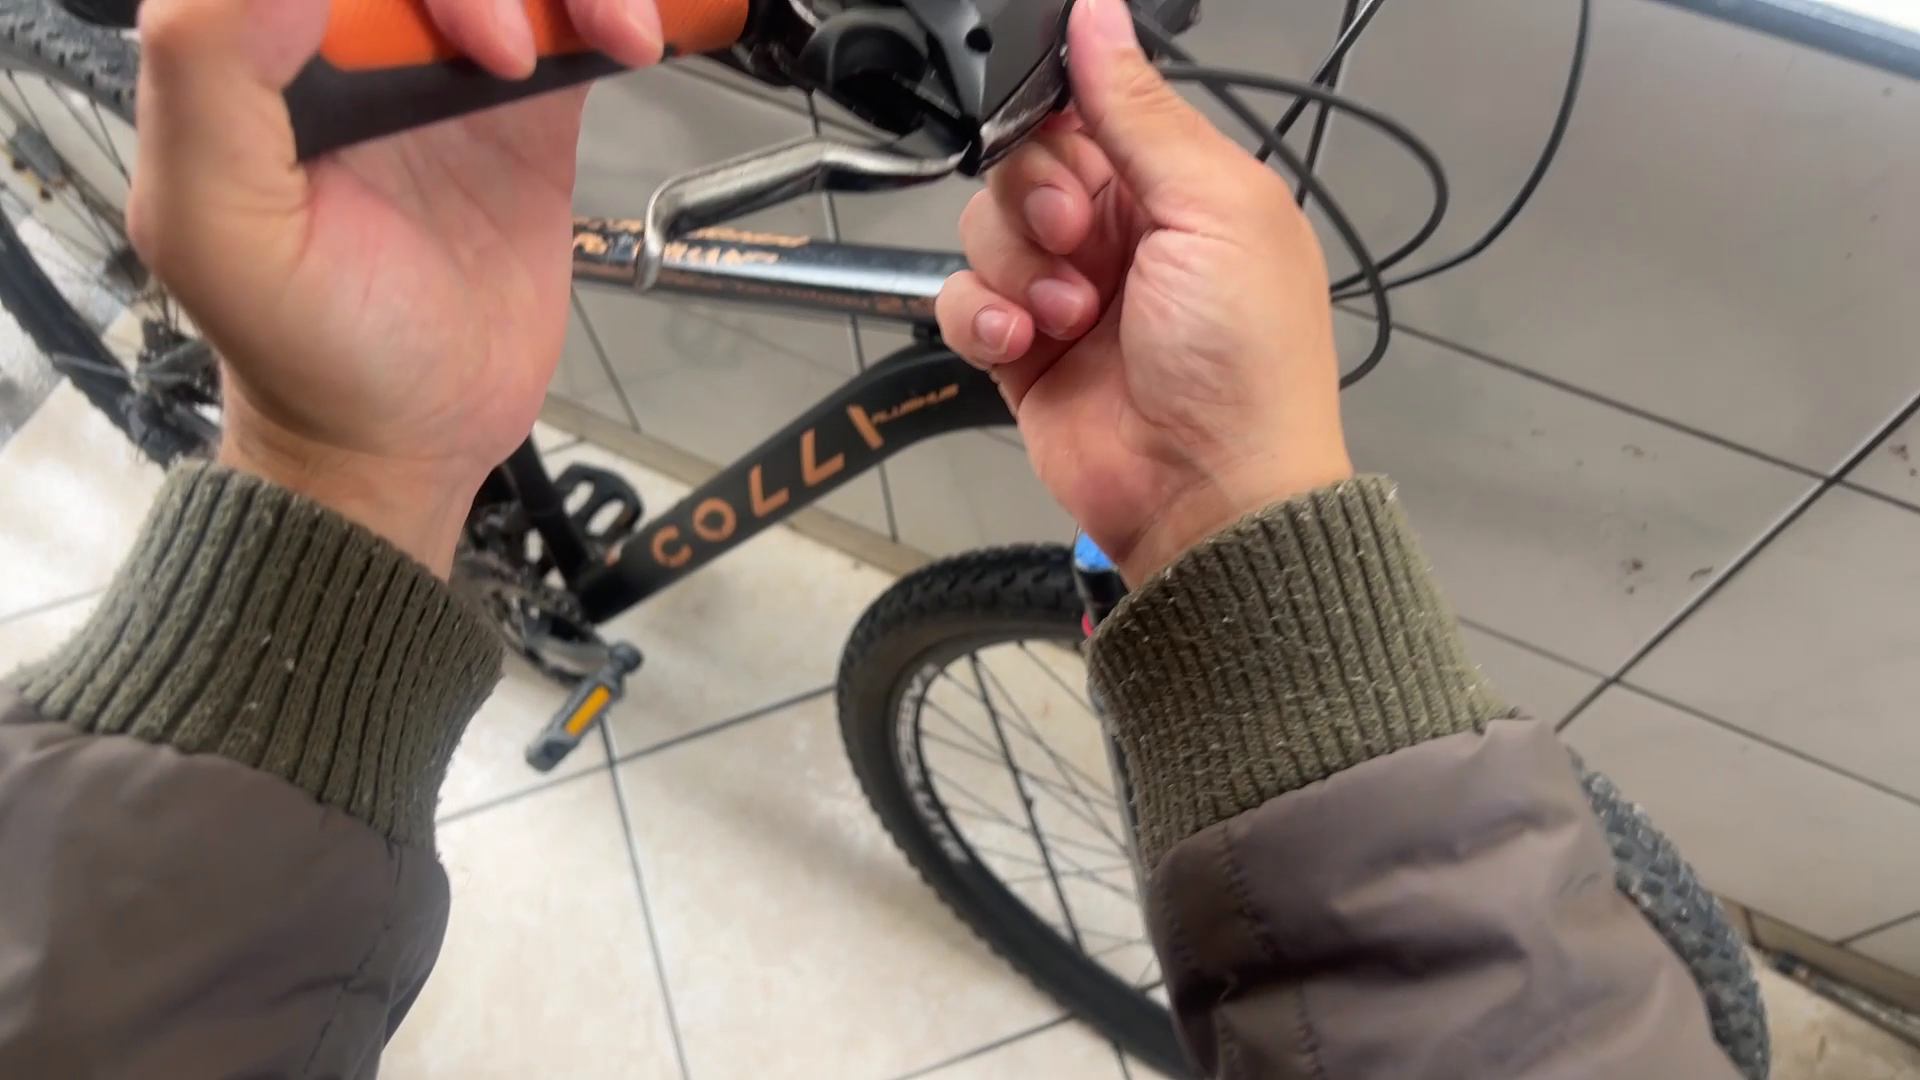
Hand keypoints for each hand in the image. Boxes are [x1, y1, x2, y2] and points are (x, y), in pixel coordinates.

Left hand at [129, 0, 663, 573]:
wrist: (420, 426)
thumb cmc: (314, 349)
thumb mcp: (218, 221)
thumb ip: (213, 71)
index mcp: (267, 49)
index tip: (469, 36)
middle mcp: (363, 52)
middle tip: (516, 55)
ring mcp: (457, 89)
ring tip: (623, 28)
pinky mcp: (530, 137)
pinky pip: (571, 49)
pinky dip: (607, 24)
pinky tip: (634, 37)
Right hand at [936, 0, 1352, 583]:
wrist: (1205, 490)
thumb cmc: (1239, 353)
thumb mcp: (1213, 210)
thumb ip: (1143, 115)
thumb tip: (1097, 14)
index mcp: (1170, 190)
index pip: (1085, 115)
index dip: (1058, 119)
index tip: (1064, 147)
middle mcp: (1111, 238)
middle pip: (1024, 169)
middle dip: (1038, 198)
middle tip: (1078, 241)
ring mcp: (1060, 298)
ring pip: (986, 234)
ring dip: (1017, 266)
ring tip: (1069, 316)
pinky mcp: (1018, 355)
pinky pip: (963, 305)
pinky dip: (980, 316)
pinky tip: (1021, 343)